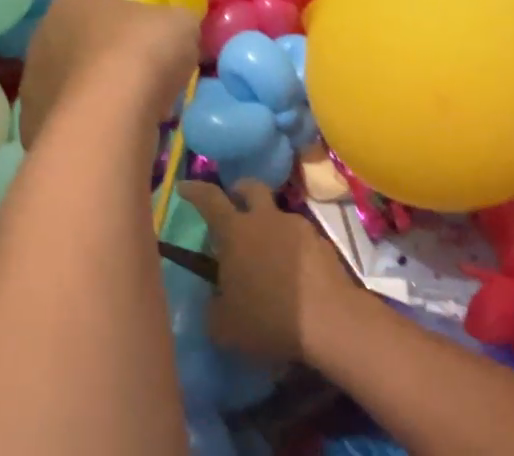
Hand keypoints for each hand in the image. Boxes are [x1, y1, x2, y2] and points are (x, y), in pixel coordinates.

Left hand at [18, 0, 198, 146]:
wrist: (109, 118)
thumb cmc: (143, 53)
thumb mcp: (181, 22)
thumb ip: (175, 21)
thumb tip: (175, 30)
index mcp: (73, 0)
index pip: (102, 4)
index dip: (132, 24)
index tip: (155, 45)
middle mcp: (42, 35)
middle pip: (85, 45)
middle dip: (113, 61)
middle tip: (148, 80)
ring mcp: (32, 82)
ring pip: (76, 86)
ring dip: (101, 96)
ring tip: (138, 114)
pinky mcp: (33, 123)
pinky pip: (72, 121)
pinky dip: (92, 127)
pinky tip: (118, 135)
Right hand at [179, 180, 359, 361]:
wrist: (330, 321)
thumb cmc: (268, 319)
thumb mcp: (223, 326)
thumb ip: (213, 305)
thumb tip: (217, 297)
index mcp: (236, 232)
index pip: (209, 199)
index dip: (195, 191)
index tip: (184, 187)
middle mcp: (267, 219)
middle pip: (252, 187)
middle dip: (239, 191)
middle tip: (233, 204)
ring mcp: (298, 227)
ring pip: (278, 215)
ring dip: (268, 226)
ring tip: (266, 256)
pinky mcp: (322, 242)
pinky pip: (300, 237)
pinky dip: (291, 248)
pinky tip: (292, 274)